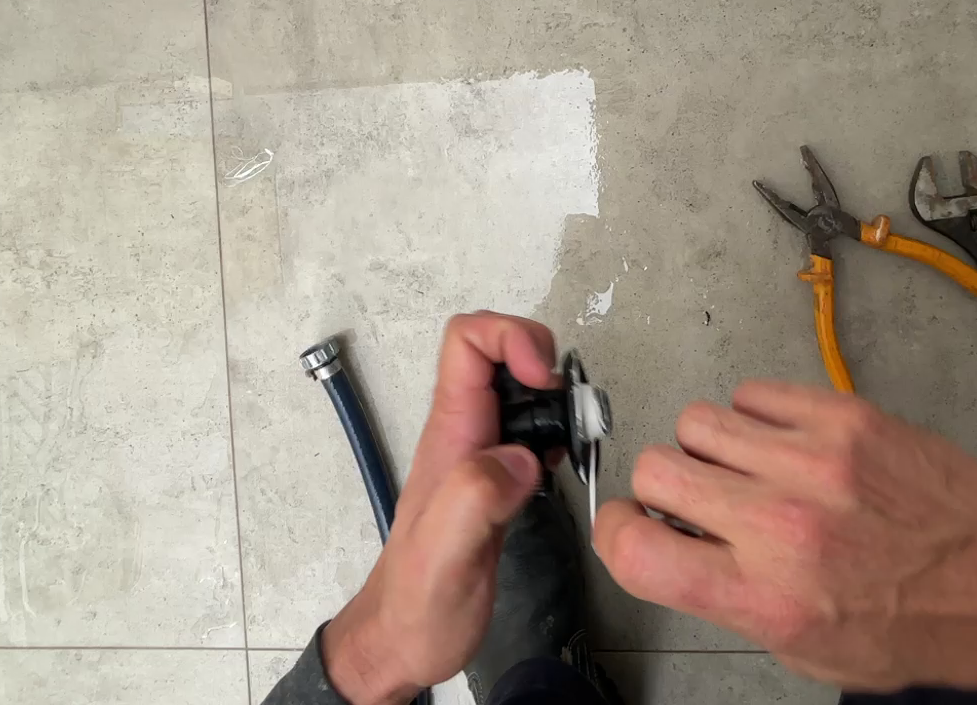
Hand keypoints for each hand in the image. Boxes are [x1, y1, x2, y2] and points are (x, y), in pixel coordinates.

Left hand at [323, 313, 561, 704]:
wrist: (405, 639)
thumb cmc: (420, 602)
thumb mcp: (445, 554)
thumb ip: (475, 498)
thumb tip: (523, 456)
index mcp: (452, 428)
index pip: (468, 340)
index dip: (510, 337)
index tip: (544, 379)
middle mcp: (467, 425)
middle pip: (497, 347)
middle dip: (540, 356)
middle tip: (568, 408)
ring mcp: (482, 445)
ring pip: (516, 382)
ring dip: (552, 393)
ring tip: (571, 435)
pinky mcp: (498, 470)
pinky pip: (528, 421)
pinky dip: (554, 426)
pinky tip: (560, 461)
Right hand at [593, 381, 976, 695]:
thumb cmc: (913, 626)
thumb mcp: (804, 646)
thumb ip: (725, 591)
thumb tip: (670, 532)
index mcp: (768, 595)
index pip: (637, 549)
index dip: (616, 531)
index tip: (628, 523)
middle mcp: (782, 523)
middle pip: (655, 465)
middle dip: (664, 483)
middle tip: (699, 495)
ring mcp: (812, 459)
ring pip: (696, 419)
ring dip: (710, 447)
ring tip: (750, 466)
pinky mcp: (840, 415)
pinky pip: (749, 393)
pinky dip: (754, 417)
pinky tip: (784, 443)